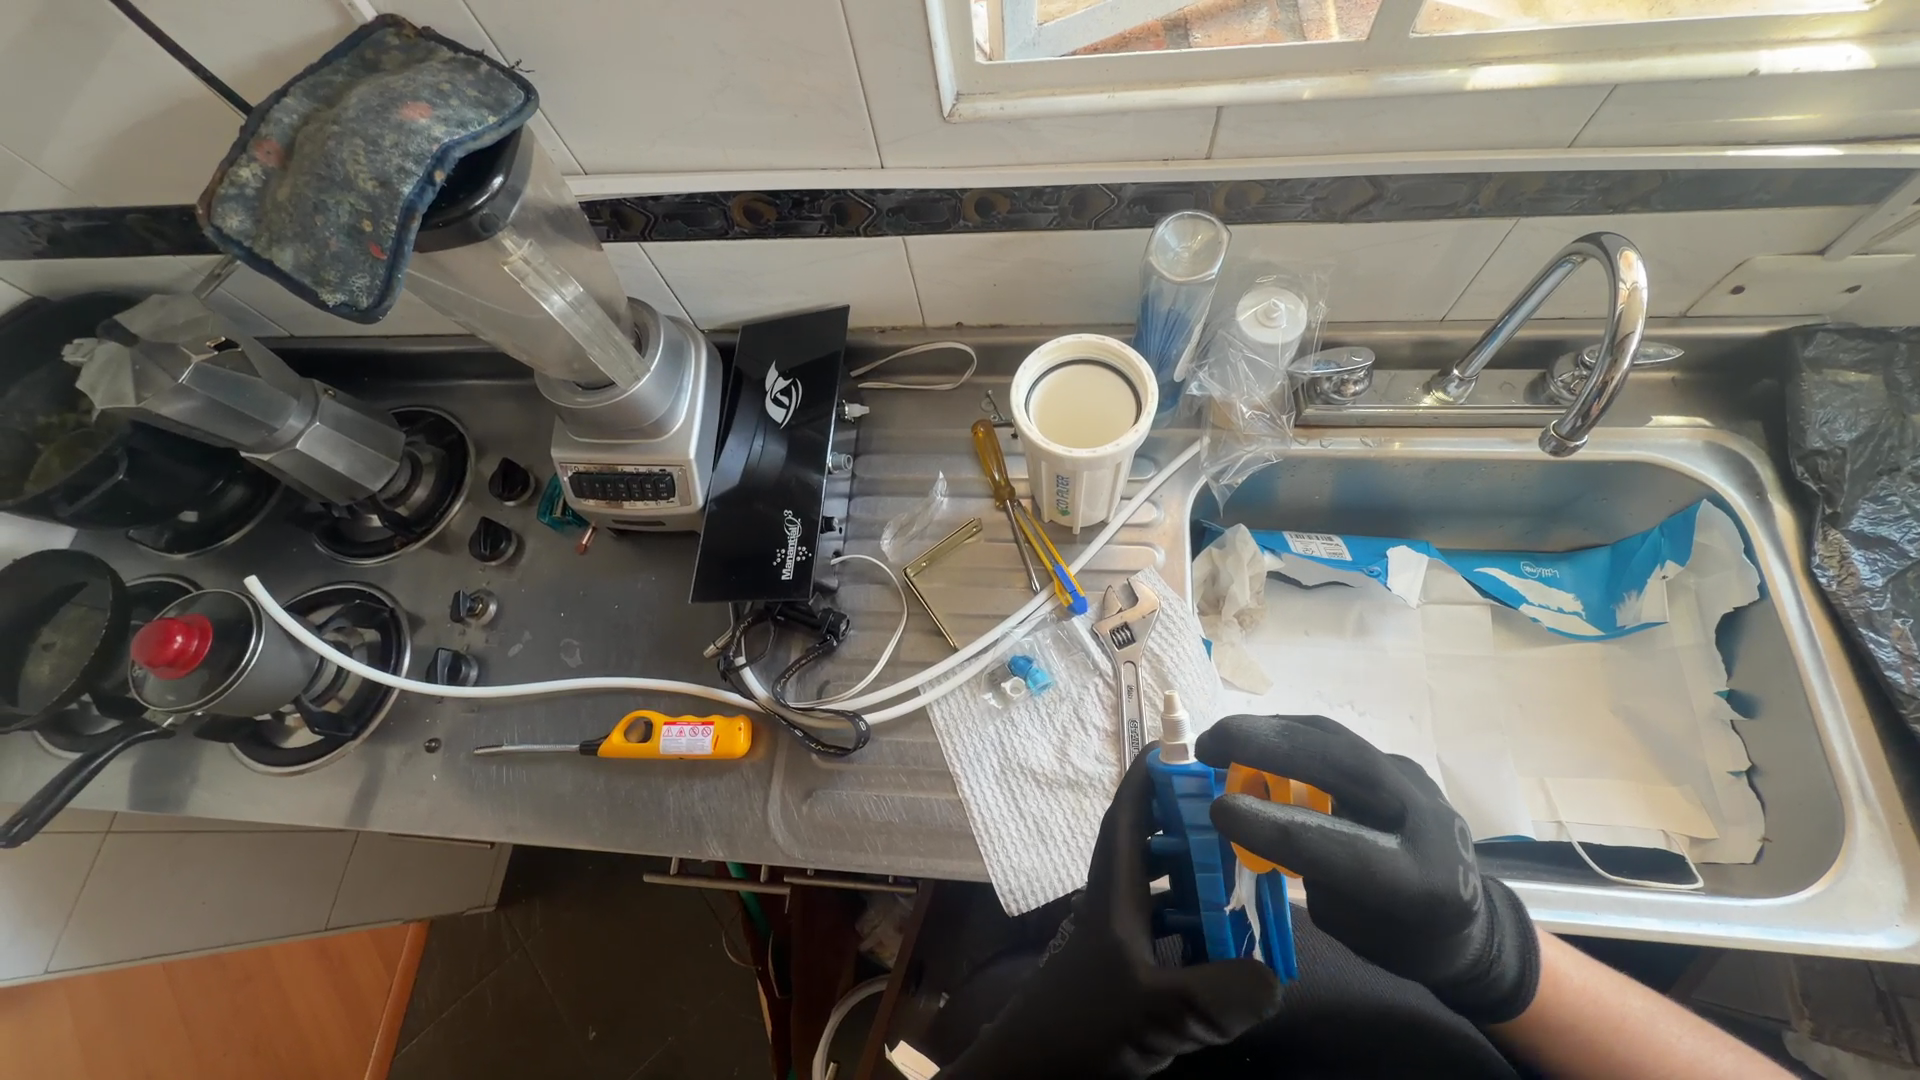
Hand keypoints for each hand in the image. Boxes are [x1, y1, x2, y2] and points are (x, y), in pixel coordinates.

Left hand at [940, 749, 1283, 1078]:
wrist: (1035, 1073)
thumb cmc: (1082, 1024)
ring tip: (1245, 876)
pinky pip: (1167, 927)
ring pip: (1160, 885)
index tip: (1185, 744)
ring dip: (1196, 875)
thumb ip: (1217, 995)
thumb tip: (1276, 977)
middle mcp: (1116, 898)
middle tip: (1239, 816)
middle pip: (1151, 840)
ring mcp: (1120, 933)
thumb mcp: (1156, 1010)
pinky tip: (1230, 944)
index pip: (1130, 810)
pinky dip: (1196, 924)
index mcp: (1115, 886)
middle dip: (1190, 823)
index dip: (1153, 773)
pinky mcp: (1127, 966)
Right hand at [1196, 714, 1539, 1024]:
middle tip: (1208, 746)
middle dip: (1267, 747)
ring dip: (1270, 731)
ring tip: (1222, 738)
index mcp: (1422, 881)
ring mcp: (1414, 779)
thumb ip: (1304, 870)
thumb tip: (1250, 816)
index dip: (1273, 828)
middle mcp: (1426, 818)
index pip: (1339, 848)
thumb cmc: (1400, 938)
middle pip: (1342, 764)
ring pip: (1334, 738)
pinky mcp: (1397, 761)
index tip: (1217, 810)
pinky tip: (1254, 740)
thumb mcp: (1349, 923)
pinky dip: (1287, 735)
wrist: (1469, 921)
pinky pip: (1334, 740)